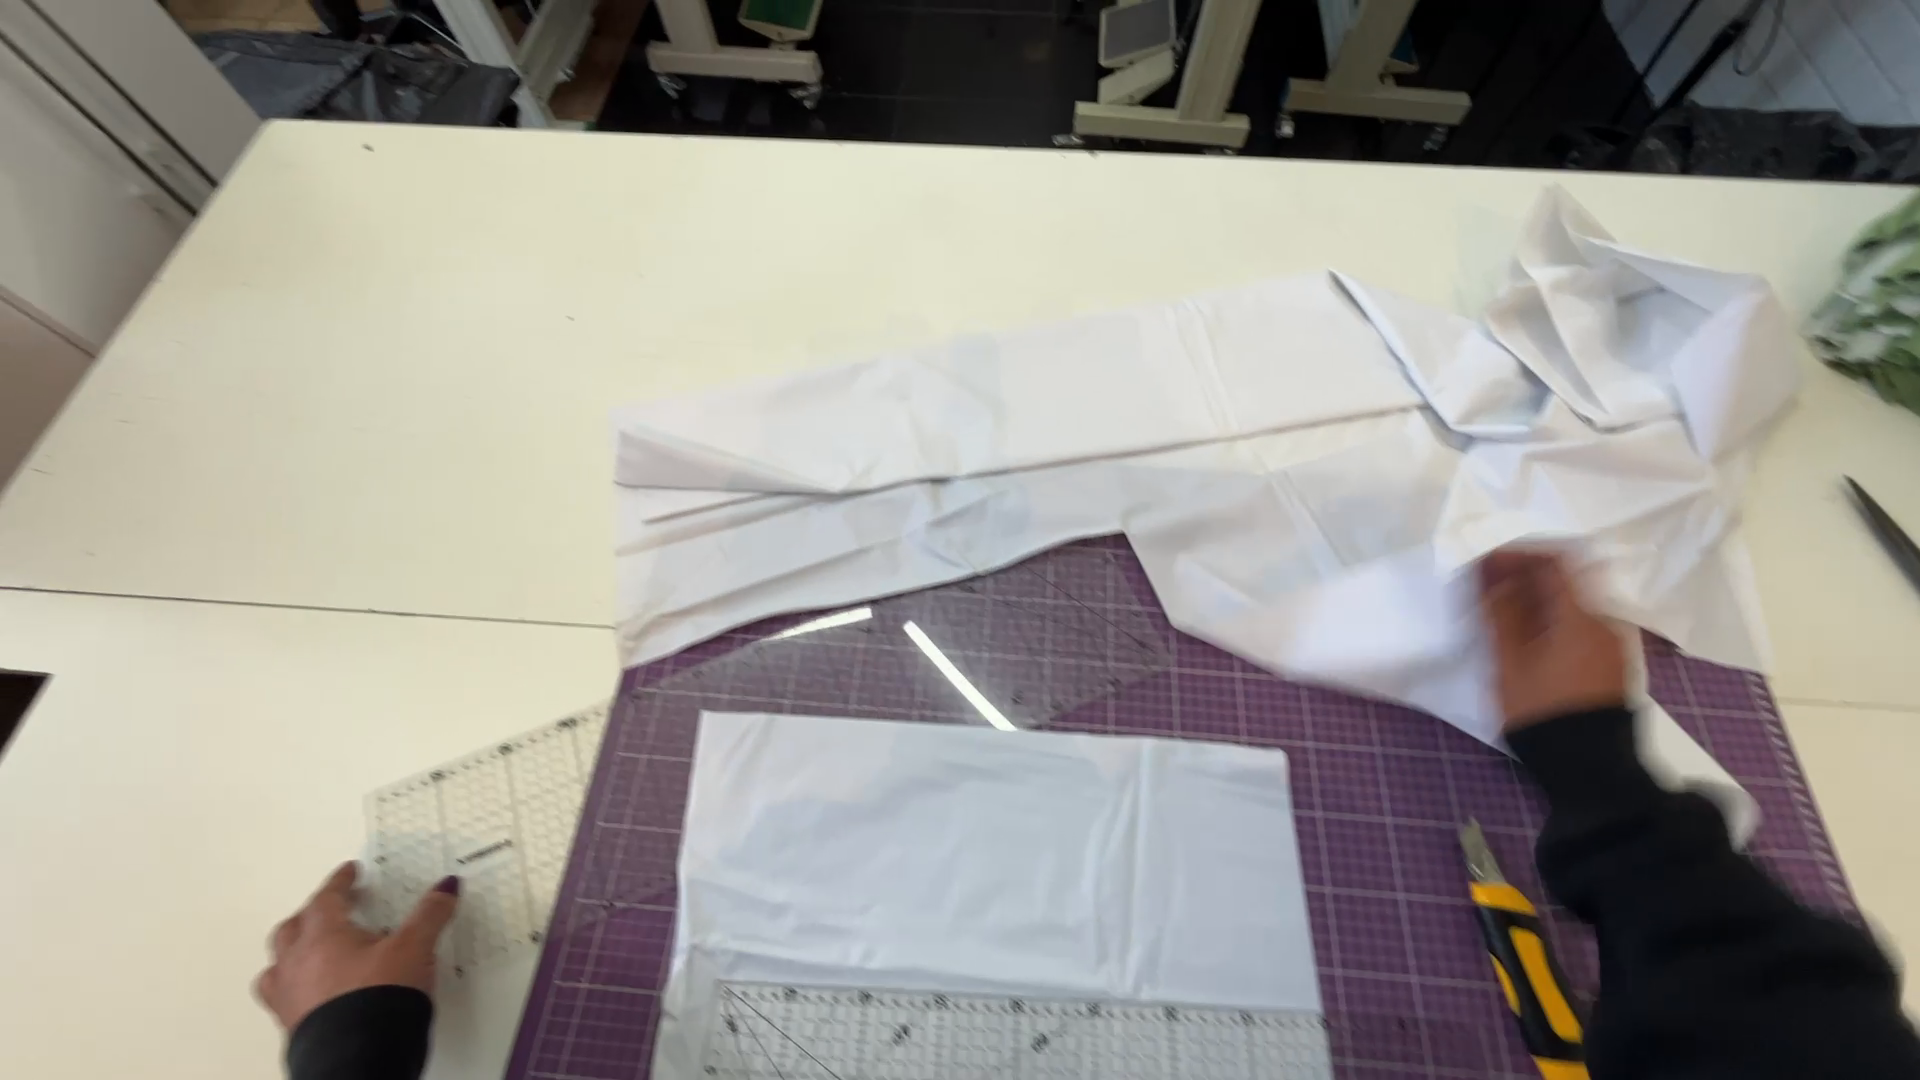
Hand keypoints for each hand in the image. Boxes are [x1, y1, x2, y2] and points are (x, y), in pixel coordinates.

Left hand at [255, 862, 460, 1032]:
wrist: (361, 1058)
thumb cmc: (380, 993)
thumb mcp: (416, 945)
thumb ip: (430, 913)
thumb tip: (446, 886)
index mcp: (322, 939)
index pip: (324, 901)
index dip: (338, 883)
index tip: (348, 872)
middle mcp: (296, 966)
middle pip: (291, 931)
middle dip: (311, 915)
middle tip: (334, 907)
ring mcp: (289, 1000)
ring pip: (278, 967)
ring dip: (295, 953)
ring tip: (316, 950)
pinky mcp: (293, 1028)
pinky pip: (285, 996)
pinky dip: (300, 983)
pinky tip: (321, 988)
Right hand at [1477, 549, 1627, 732]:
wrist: (1589, 765)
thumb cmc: (1542, 709)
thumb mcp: (1509, 660)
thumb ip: (1500, 610)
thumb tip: (1490, 573)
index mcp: (1584, 617)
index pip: (1555, 560)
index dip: (1517, 553)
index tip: (1483, 563)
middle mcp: (1607, 621)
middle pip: (1564, 578)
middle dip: (1520, 575)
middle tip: (1481, 587)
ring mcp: (1612, 641)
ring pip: (1569, 600)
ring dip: (1531, 596)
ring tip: (1494, 612)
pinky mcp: (1608, 659)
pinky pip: (1576, 621)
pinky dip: (1546, 616)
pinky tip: (1519, 635)